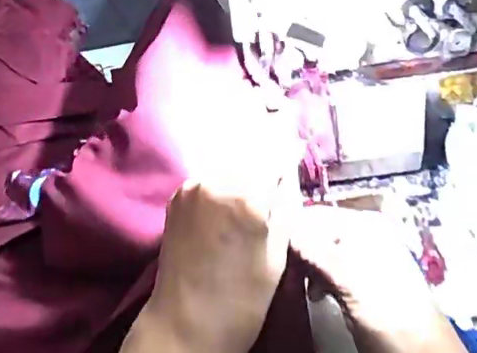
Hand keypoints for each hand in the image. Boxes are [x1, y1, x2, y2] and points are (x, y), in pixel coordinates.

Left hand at [126, 121, 301, 352]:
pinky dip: (225, 177)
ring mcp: (194, 185)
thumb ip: (286, 202)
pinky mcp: (179, 193)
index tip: (297, 145)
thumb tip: (290, 166)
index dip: (289, 147)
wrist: (182, 330)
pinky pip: (212, 172)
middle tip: (277, 173)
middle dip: (267, 155)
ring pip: (231, 157)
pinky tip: (231, 198)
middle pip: (252, 148)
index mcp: (247, 196)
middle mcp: (217, 180)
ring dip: (245, 163)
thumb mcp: (278, 254)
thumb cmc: (240, 302)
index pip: (277, 150)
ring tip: (254, 187)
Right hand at [292, 206, 464, 352]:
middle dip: (299, 247)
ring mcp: (367, 256)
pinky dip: (320, 276)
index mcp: (365, 225)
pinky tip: (315, 293)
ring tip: (298, 285)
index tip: (268, 246)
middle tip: (280, 270)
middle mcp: (366, 233)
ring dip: (308, 264)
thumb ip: (321, 255)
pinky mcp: (366, 280)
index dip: (293, 227)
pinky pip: (334, 267)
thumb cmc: (390, 318)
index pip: (318, 214)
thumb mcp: (353, 286)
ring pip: (325, 250)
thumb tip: (289, 231)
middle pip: (321, 230)